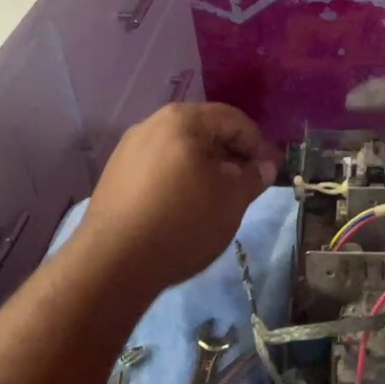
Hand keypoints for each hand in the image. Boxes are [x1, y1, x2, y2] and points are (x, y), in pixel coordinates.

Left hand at [77, 102, 279, 291]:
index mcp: (184, 118)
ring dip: (204, 167)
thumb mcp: (231, 200)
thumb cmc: (181, 222)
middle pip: (204, 131)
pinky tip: (183, 206)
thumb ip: (253, 176)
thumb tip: (264, 165)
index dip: (259, 144)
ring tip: (217, 197)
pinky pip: (158, 167)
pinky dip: (178, 179)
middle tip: (248, 183)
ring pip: (180, 149)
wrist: (111, 265)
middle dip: (230, 154)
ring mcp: (129, 148)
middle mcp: (153, 123)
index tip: (273, 171)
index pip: (234, 120)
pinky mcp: (114, 175)